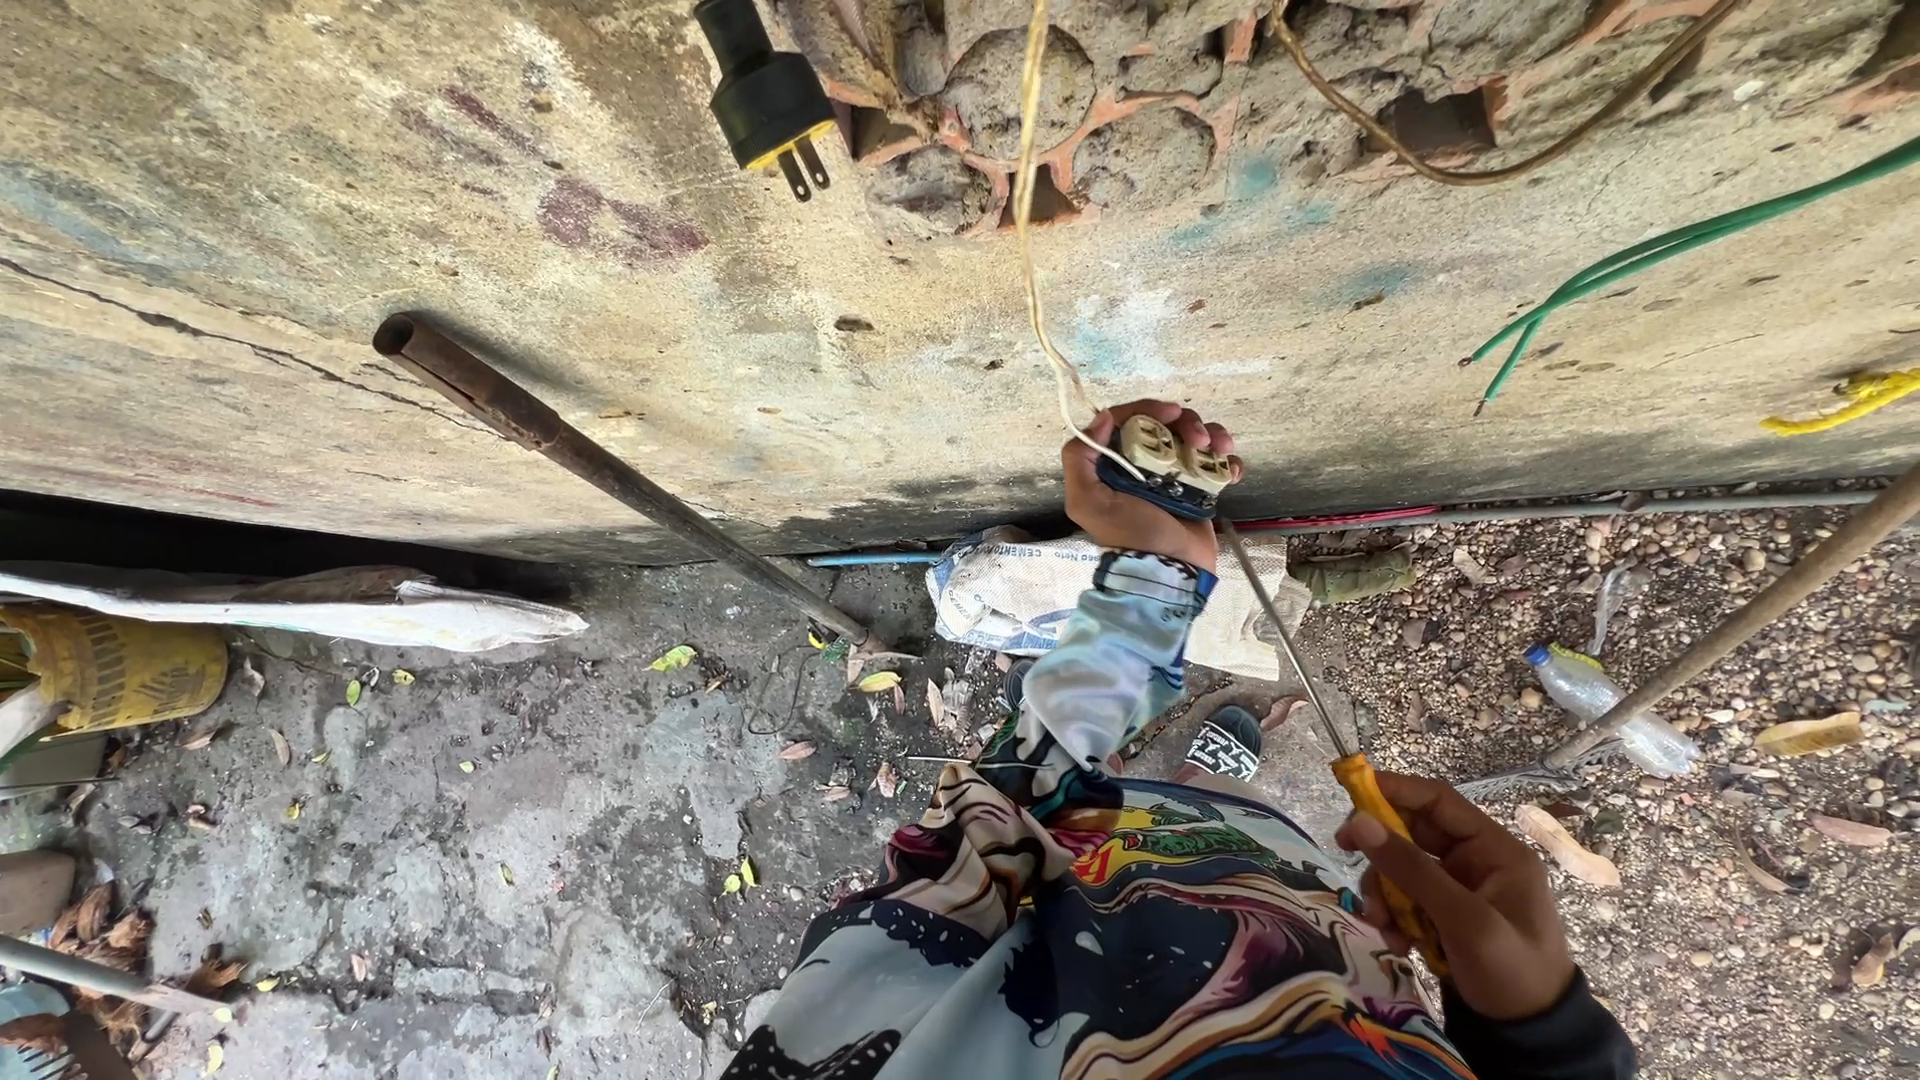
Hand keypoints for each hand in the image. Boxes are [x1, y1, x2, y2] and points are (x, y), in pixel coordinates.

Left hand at [1060, 400, 1242, 572]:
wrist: (1169, 572)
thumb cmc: (1129, 535)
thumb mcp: (1088, 502)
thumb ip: (1079, 460)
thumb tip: (1101, 419)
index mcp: (1113, 465)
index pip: (1127, 421)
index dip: (1147, 409)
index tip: (1170, 412)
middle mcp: (1142, 466)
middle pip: (1165, 424)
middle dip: (1186, 422)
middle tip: (1199, 439)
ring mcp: (1174, 477)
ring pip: (1194, 438)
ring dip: (1212, 435)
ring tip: (1220, 449)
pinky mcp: (1200, 490)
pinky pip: (1217, 464)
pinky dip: (1229, 461)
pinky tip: (1233, 472)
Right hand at [1335, 772, 1575, 1020]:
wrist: (1534, 1040)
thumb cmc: (1513, 973)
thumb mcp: (1464, 921)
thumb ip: (1411, 869)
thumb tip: (1358, 820)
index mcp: (1496, 851)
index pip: (1437, 800)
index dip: (1394, 789)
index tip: (1350, 792)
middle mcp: (1476, 860)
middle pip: (1411, 831)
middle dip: (1380, 849)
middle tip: (1344, 849)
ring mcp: (1460, 886)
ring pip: (1401, 865)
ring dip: (1383, 890)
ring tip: (1381, 923)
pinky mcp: (1445, 911)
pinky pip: (1404, 894)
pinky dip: (1391, 912)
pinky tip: (1396, 939)